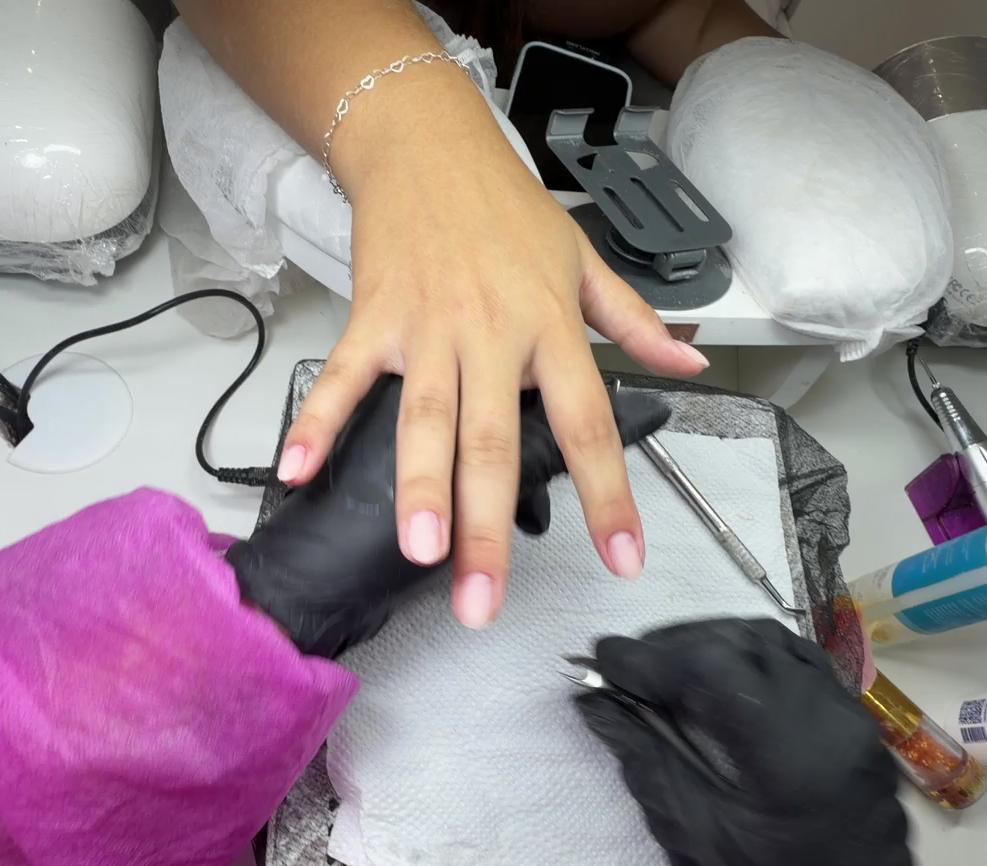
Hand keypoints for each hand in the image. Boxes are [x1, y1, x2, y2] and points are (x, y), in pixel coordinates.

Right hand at [275, 74, 708, 629]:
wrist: (430, 144)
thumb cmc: (509, 209)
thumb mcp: (585, 261)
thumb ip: (635, 322)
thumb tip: (689, 365)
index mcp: (551, 328)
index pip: (589, 425)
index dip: (609, 497)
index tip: (622, 561)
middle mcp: (492, 336)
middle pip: (494, 442)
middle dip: (488, 527)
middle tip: (482, 600)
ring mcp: (428, 329)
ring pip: (425, 420)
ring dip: (419, 488)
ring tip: (419, 552)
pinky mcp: (373, 319)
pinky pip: (345, 377)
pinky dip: (318, 421)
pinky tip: (298, 470)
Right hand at [575, 618, 950, 865]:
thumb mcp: (690, 834)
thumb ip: (641, 754)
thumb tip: (592, 699)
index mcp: (787, 755)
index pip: (708, 668)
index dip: (646, 657)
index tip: (599, 658)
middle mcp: (827, 717)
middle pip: (739, 642)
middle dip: (673, 644)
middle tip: (626, 664)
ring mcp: (850, 712)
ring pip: (770, 640)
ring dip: (708, 641)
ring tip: (665, 664)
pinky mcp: (855, 716)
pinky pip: (795, 657)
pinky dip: (746, 652)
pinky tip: (717, 673)